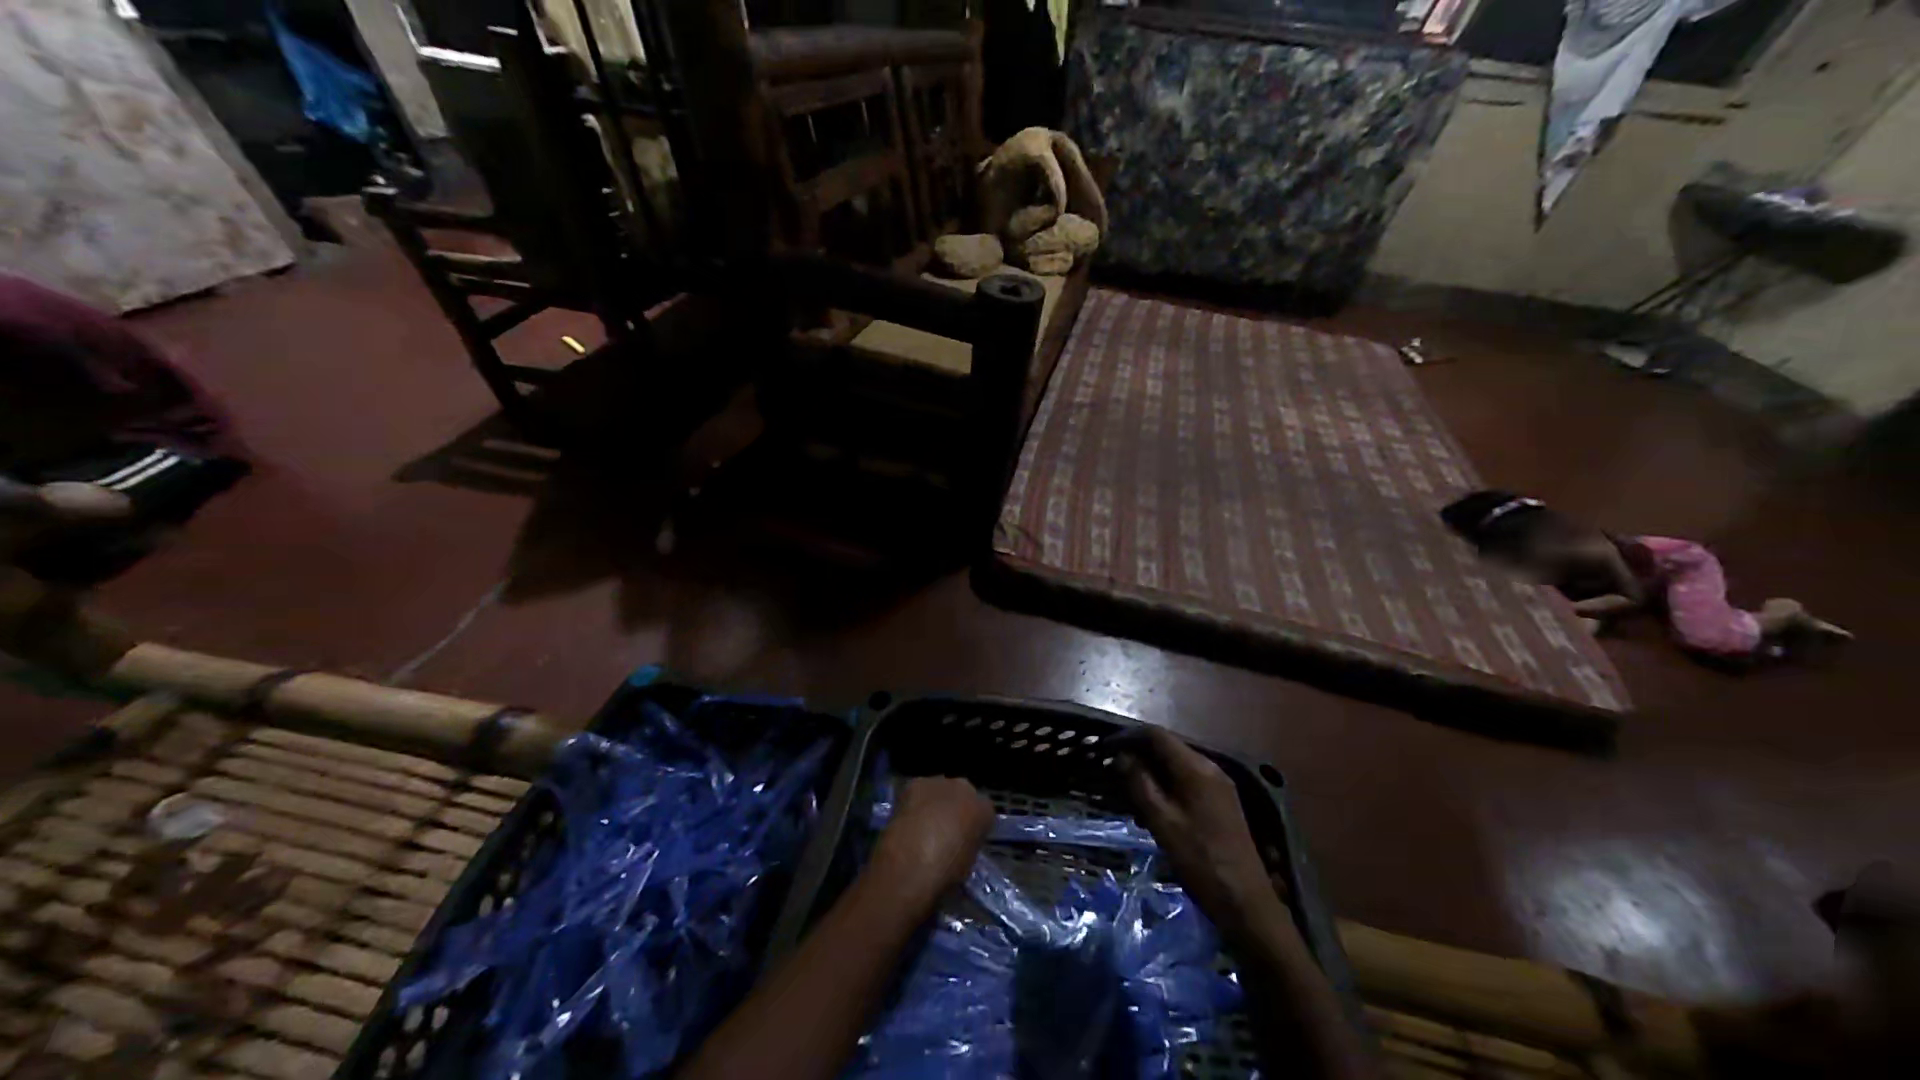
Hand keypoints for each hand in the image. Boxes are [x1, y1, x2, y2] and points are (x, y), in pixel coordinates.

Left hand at [871, 776, 993, 900]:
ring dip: (933, 804)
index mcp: (985, 810)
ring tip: (921, 827)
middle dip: (954, 808)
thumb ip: (967, 843)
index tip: (964, 840)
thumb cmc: (947, 872)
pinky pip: (917, 792)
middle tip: (942, 831)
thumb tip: (958, 844)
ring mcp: (940, 783)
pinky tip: (906, 821)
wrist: (913, 861)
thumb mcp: (967, 862)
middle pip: (962, 795)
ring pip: (939, 790)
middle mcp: (966, 788)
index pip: (983, 812)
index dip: (972, 826)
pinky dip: (913, 804)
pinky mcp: (915, 784)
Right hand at [1117, 726, 1283, 939]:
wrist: (1245, 901)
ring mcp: (1219, 786)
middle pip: (1168, 749)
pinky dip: (1167, 788)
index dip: (1128, 737)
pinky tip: (1153, 812)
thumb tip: (1122, 756)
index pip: (1157, 735)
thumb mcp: (1161, 822)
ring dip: (1151, 774)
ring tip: (1128, 796)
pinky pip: (1188, 782)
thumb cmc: (1199, 860)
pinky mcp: (1222, 803)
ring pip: (1177, 767)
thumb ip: (1139, 783)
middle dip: (1139, 756)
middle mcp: (1211, 768)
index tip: (1105, 748)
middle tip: (1113, 774)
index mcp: (1196, 768)